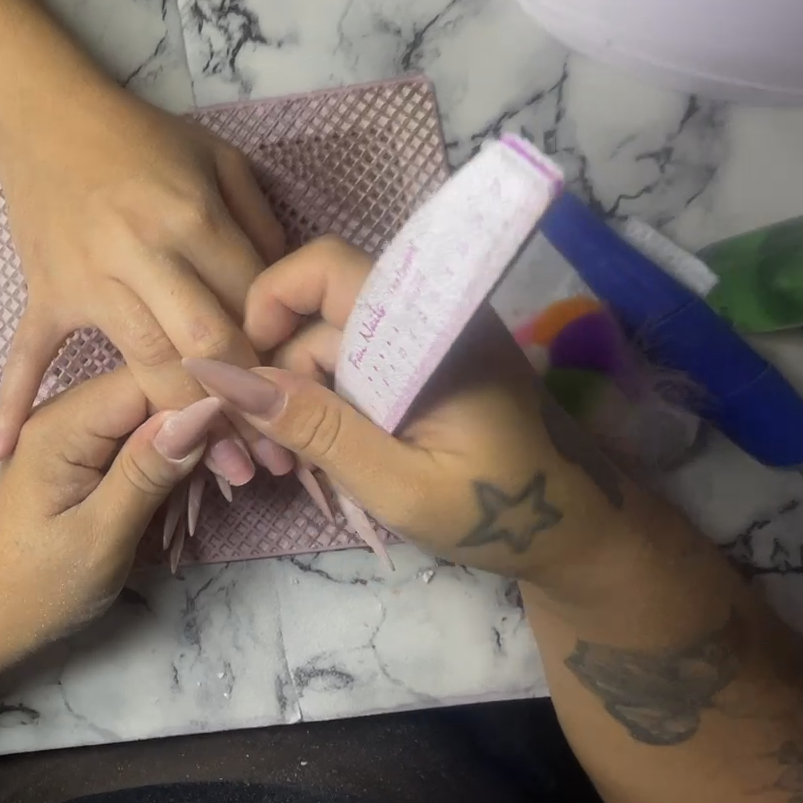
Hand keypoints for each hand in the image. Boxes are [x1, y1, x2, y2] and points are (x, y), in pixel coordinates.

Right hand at [0, 91, 290, 485]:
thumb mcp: (218, 160)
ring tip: (218, 477)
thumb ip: (257, 226)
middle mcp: (140, 255)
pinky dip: (13, 402)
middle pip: (201, 345)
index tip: (305, 406)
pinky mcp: (46, 297)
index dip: (280, 358)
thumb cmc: (140, 140)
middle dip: (242, 406)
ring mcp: (85, 282)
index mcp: (190, 217)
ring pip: (141, 362)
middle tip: (272, 461)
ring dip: (180, 423)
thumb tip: (281, 298)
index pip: (246, 303)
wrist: (46, 121)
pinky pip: (30, 355)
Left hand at [0, 371, 218, 660]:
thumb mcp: (101, 535)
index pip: (143, 380)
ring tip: (229, 480)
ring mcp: (72, 428)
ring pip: (147, 411)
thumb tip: (205, 409)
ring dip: (189, 442)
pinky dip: (168, 456)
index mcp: (59, 425)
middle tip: (245, 472)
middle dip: (200, 424)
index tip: (246, 450)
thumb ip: (147, 471)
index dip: (199, 405)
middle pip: (147, 389)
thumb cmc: (42, 585)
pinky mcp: (82, 448)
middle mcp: (62, 411)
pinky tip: (195, 481)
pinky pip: (134, 433)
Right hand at [184, 236, 639, 586]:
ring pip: (317, 351)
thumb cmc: (499, 514)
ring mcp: (414, 346)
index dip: (269, 302)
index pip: (326, 267)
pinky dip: (317, 410)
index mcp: (428, 330)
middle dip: (275, 379)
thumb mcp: (397, 484)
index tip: (246, 373)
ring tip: (296, 467)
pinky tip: (320, 456)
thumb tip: (223, 378)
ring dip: (293, 404)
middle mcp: (419, 322)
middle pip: (309, 320)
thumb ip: (313, 427)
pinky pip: (339, 372)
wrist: (579, 534)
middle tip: (271, 456)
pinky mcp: (410, 371)